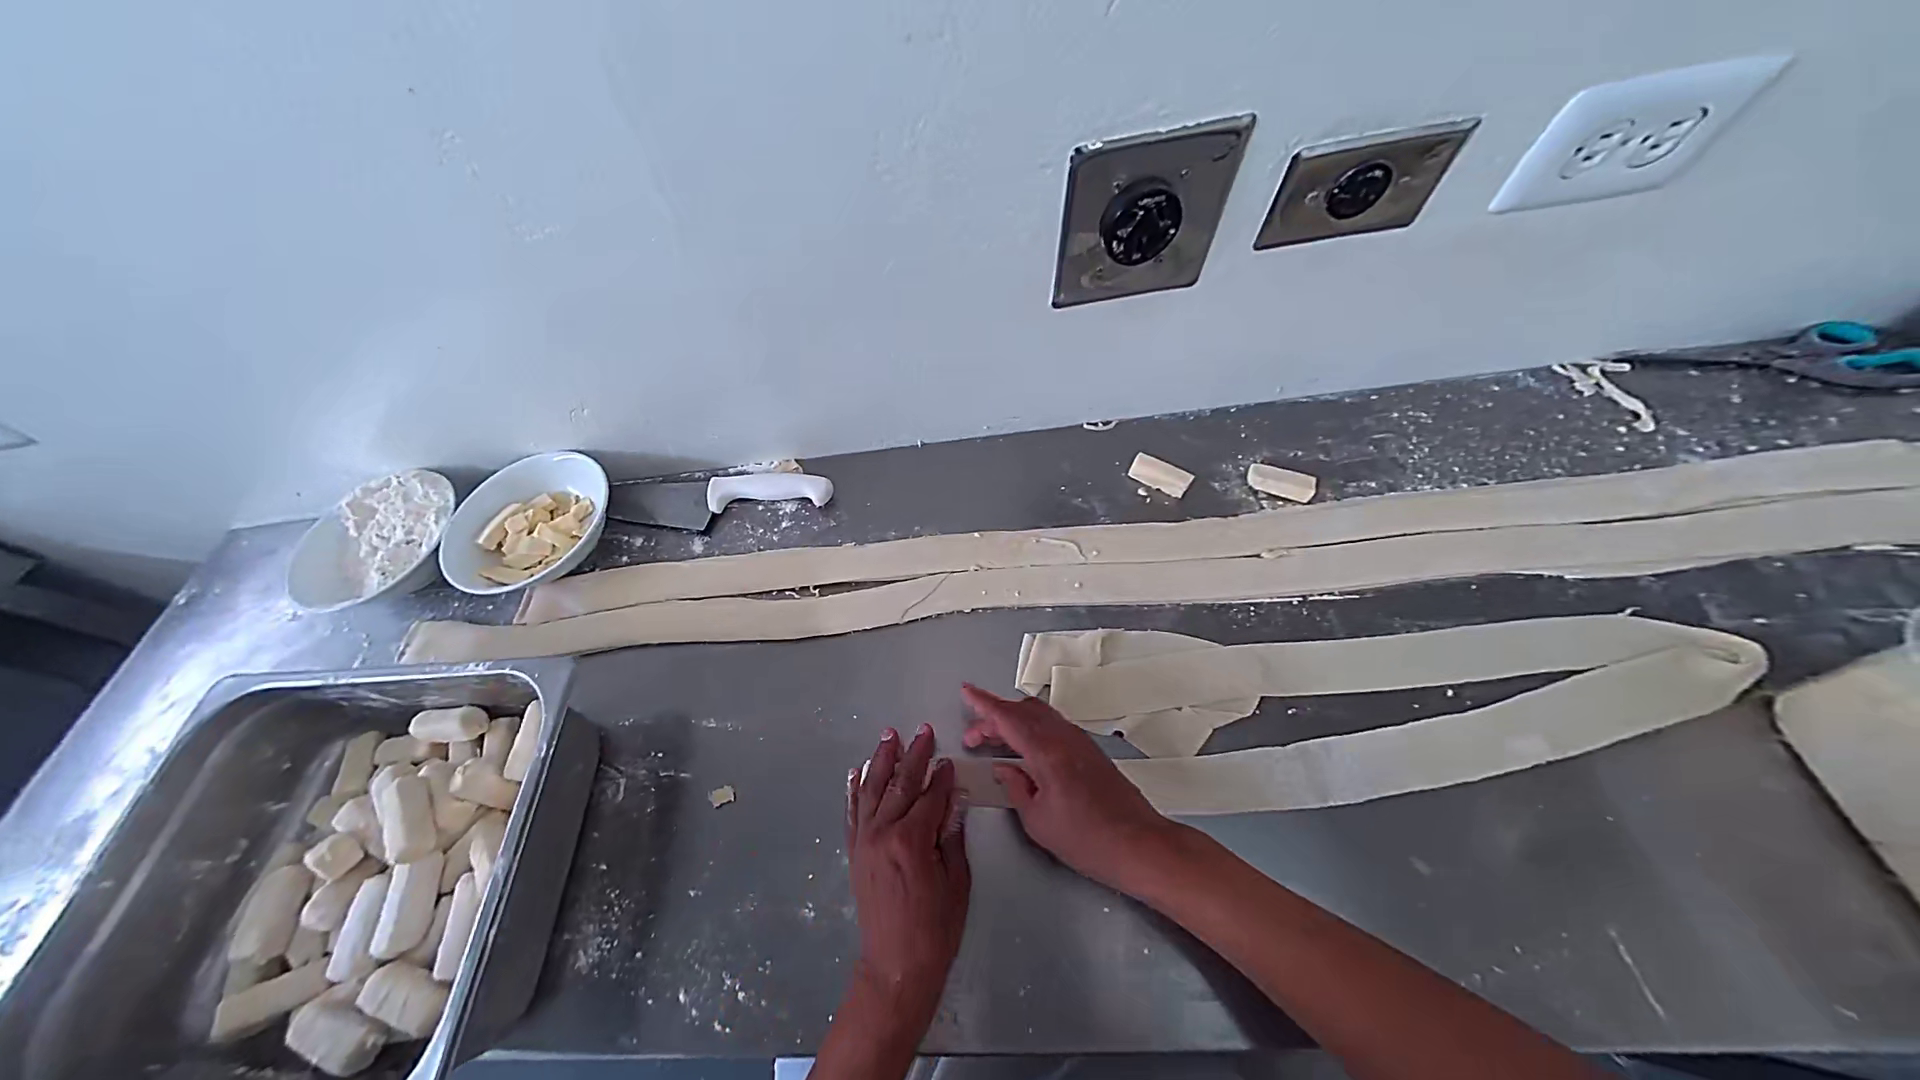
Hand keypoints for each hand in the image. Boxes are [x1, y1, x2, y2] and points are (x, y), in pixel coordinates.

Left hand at [846, 724, 969, 1006]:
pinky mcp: (854, 851)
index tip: (949, 761)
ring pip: (872, 790)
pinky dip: (855, 789)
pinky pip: (853, 811)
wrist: (896, 966)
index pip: (930, 796)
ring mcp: (864, 841)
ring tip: (890, 737)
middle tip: (923, 731)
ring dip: (881, 760)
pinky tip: (859, 771)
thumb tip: (952, 802)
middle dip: (914, 755)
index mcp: (911, 840)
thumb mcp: (956, 881)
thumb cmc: (935, 927)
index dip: (943, 777)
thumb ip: (951, 837)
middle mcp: (883, 833)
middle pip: (900, 784)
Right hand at [961, 684, 1183, 896]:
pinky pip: (1054, 725)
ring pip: (1040, 715)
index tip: (967, 692)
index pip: (1007, 717)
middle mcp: (1064, 737)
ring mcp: (1080, 741)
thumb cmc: (1089, 838)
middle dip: (994, 716)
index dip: (983, 703)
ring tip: (996, 741)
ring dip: (1014, 720)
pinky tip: (1026, 748)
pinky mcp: (1090, 750)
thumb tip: (1005, 770)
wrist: (1139, 844)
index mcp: (1046, 751)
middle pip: (1023, 711)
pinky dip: (1033, 727)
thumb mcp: (1037, 820)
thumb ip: (1015, 788)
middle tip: (974, 735)